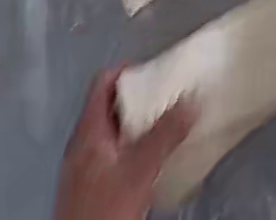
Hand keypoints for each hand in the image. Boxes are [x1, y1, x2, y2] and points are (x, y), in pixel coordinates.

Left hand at [55, 67, 195, 219]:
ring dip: (138, 122)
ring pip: (113, 129)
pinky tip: (151, 158)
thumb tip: (194, 98)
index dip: (129, 71)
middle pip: (110, 105)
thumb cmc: (104, 211)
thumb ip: (166, 132)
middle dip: (140, 97)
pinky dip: (133, 145)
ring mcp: (83, 167)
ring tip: (166, 123)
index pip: (103, 83)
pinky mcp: (90, 187)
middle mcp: (81, 145)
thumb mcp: (140, 169)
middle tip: (168, 95)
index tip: (156, 71)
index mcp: (88, 132)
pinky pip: (113, 151)